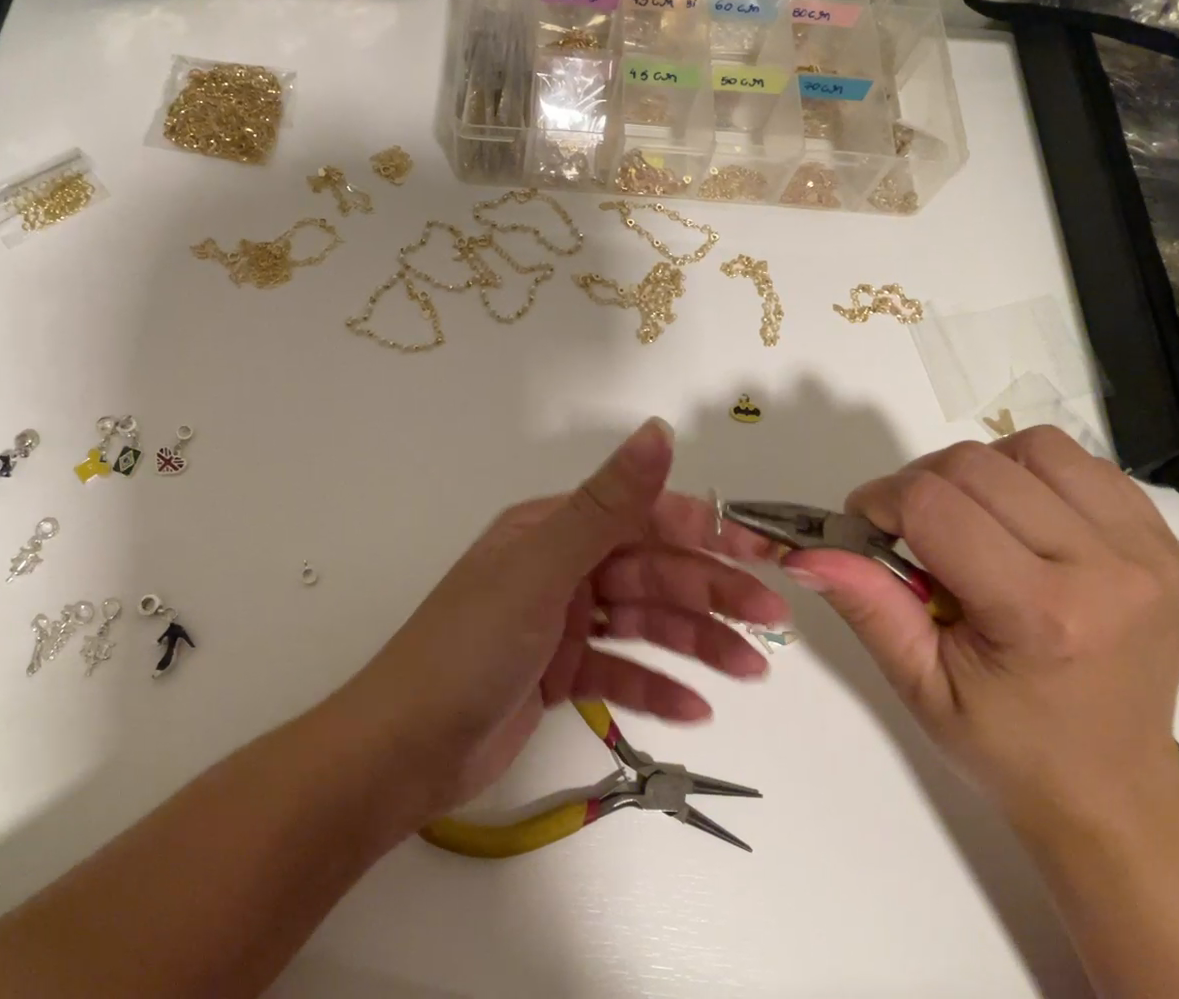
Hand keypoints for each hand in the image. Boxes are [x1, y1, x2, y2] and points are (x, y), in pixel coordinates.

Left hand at [342, 418, 788, 818]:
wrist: (406, 749)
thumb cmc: (470, 650)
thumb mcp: (540, 573)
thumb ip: (606, 506)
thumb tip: (659, 429)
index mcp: (550, 531)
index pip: (641, 517)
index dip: (704, 531)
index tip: (763, 554)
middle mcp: (557, 568)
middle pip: (649, 571)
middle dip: (711, 593)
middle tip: (772, 622)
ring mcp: (558, 623)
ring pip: (641, 622)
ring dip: (696, 643)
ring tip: (752, 672)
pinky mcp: (557, 675)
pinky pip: (619, 672)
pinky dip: (656, 686)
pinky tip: (697, 709)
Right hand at [781, 427, 1178, 832]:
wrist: (1110, 786)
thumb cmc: (1003, 747)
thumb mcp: (917, 684)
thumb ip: (866, 605)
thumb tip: (805, 552)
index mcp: (1041, 615)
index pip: (935, 506)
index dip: (880, 501)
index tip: (862, 527)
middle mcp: (1109, 570)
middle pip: (980, 466)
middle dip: (918, 483)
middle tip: (903, 530)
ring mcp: (1151, 554)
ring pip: (1035, 449)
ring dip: (979, 471)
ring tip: (963, 521)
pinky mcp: (1174, 548)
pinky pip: (1087, 469)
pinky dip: (1032, 478)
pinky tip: (1015, 524)